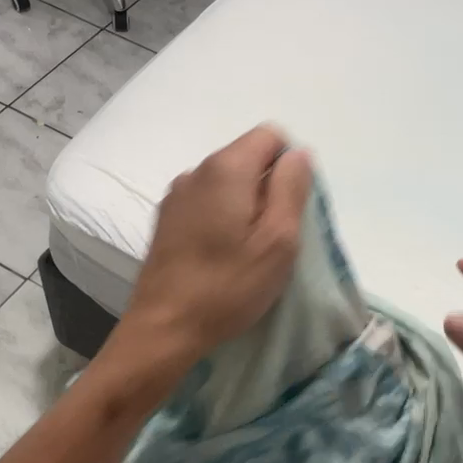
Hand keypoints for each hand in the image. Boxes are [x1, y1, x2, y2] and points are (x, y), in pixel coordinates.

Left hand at [112, 125, 312, 372]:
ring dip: (244, 207)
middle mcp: (195, 171)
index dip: (290, 166)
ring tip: (247, 251)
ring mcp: (175, 196)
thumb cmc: (228, 286)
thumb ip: (292, 189)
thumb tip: (299, 154)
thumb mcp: (279, 240)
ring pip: (225, 184)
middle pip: (246, 159)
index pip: (270, 136)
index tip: (291, 209)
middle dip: (268, 189)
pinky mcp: (165, 221)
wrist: (164, 327)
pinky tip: (221, 256)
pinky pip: (205, 204)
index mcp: (226, 168)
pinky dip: (221, 220)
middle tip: (274, 238)